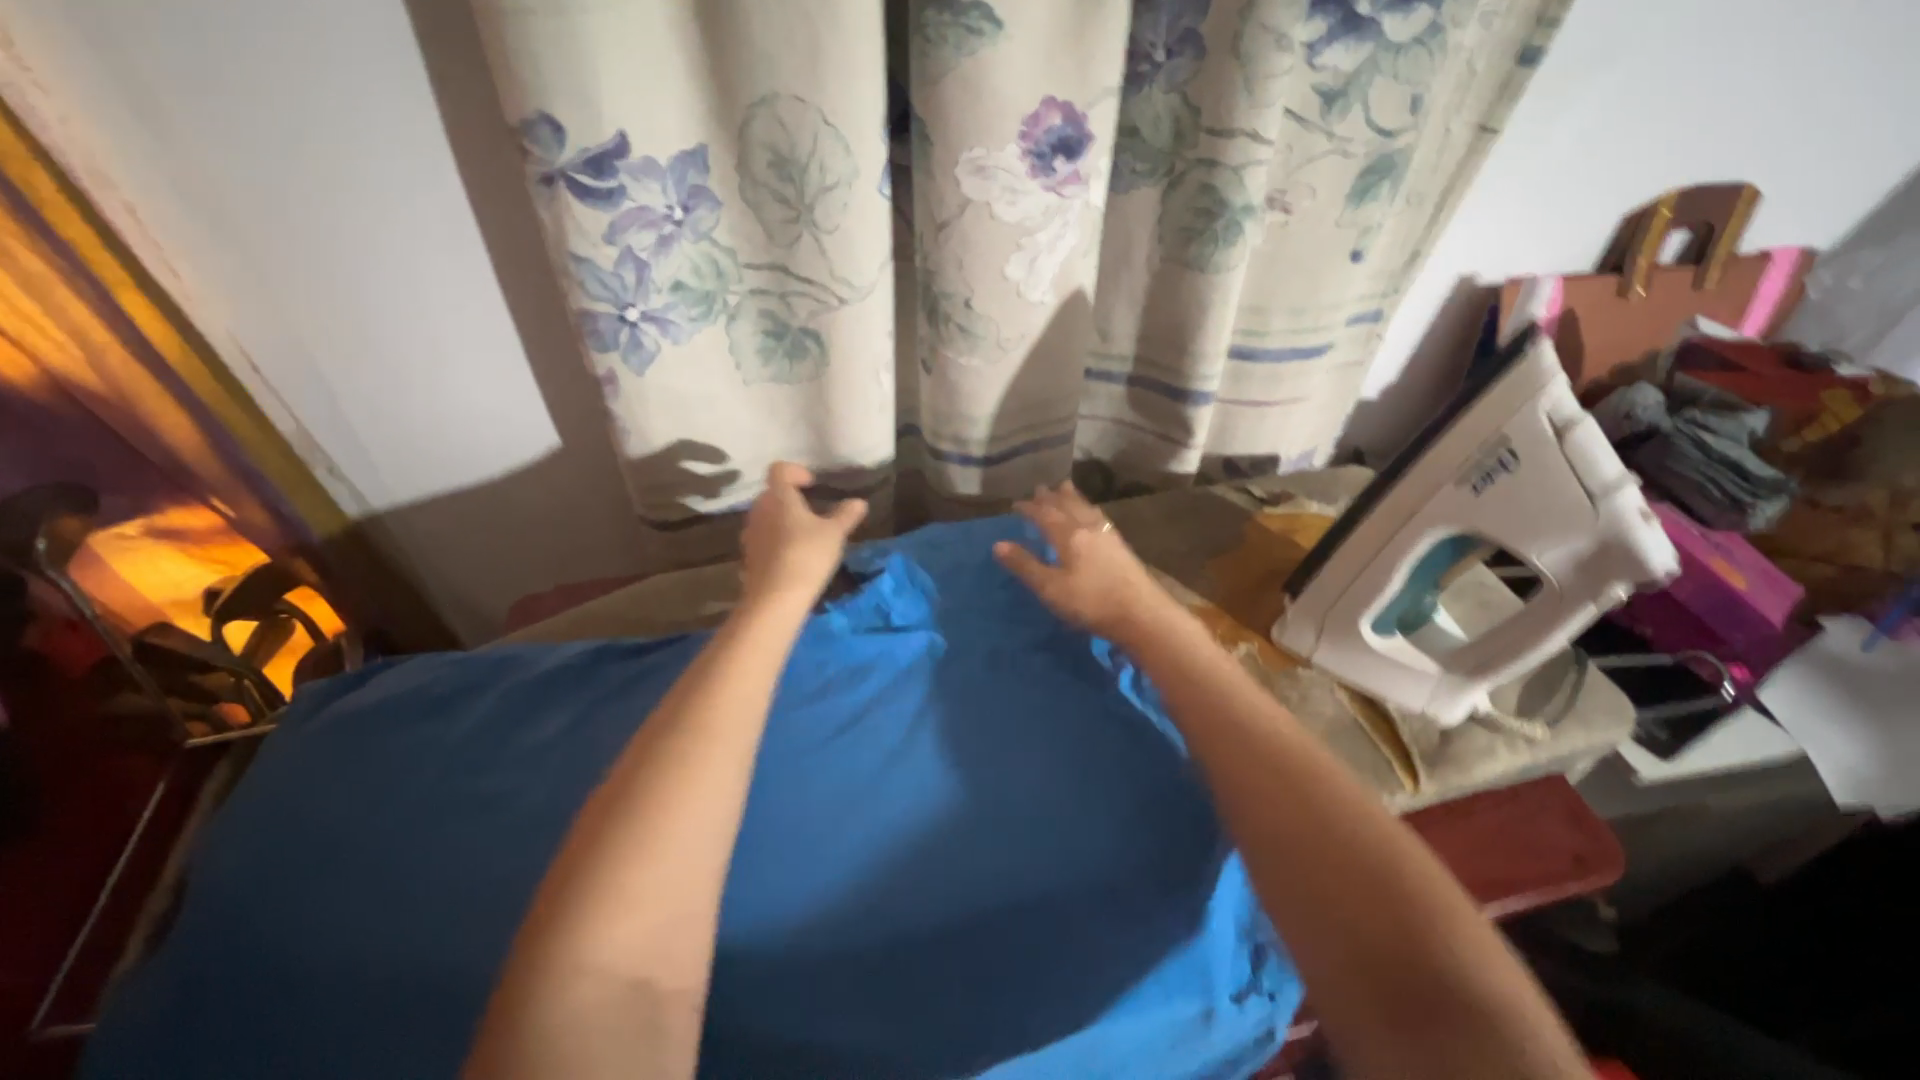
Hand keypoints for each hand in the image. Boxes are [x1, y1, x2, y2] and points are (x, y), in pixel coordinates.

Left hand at [739, 462, 867, 610]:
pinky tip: (794, 556)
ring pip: (767, 516)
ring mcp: (750, 533)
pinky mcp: (749, 555)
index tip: (812, 484)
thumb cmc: (807, 555)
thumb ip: (846, 515)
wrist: (775, 597)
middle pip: (772, 493)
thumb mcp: (834, 534)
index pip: (780, 469)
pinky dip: (777, 540)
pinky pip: (764, 537)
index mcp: (778, 496)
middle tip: (814, 511)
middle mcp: (759, 509)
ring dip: (784, 519)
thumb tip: (859, 502)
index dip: (796, 471)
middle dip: (792, 498)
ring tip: (806, 535)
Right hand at [994, 481, 1172, 642]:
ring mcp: (1108, 535)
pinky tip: (1093, 516)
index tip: (1016, 504)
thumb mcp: (1050, 588)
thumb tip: (998, 544)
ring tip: (1065, 489)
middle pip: (1068, 505)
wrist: (1141, 613)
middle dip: (1052, 497)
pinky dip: (1088, 509)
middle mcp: (1088, 527)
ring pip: (1086, 508)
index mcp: (1068, 535)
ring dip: (1073, 497)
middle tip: (1040, 488)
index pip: (1045, 514)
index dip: (1030, 508)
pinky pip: (1098, 517)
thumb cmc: (1091, 602)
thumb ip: (1025, 565)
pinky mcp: (1121, 546)